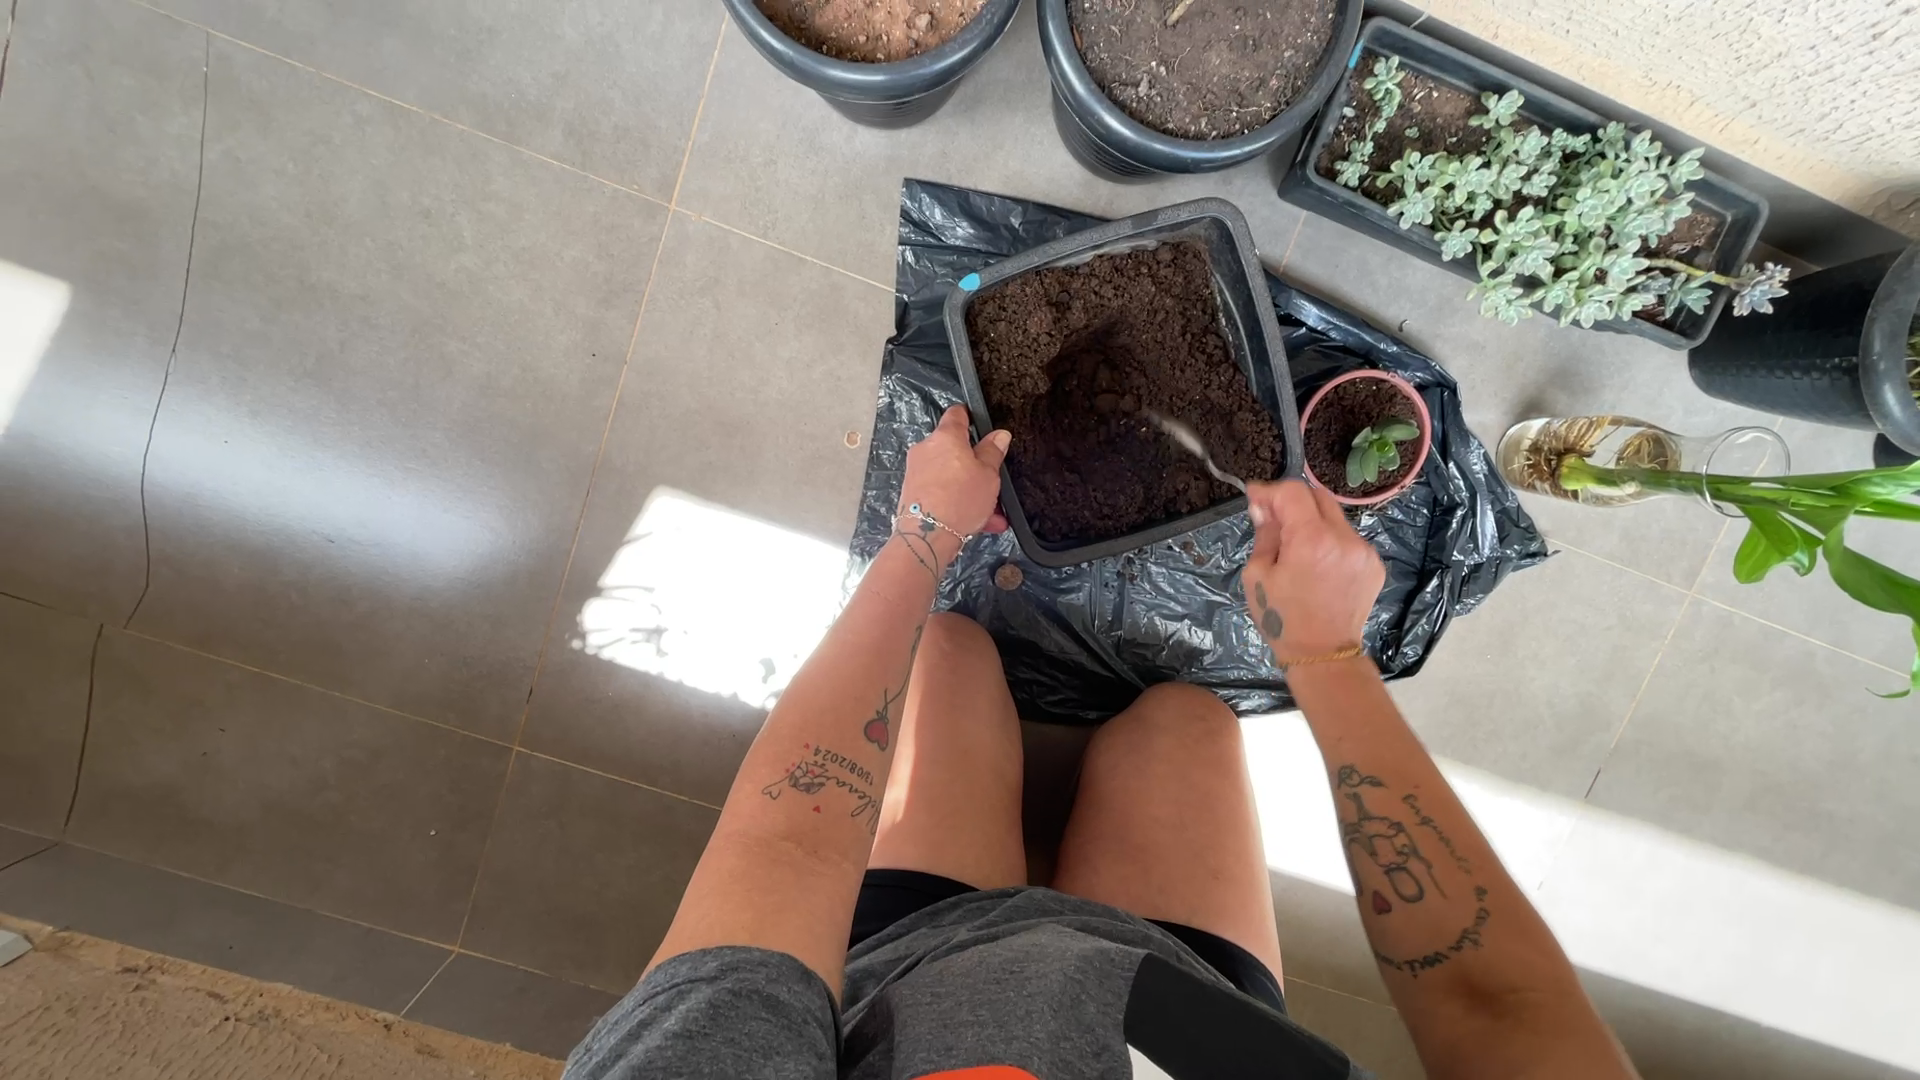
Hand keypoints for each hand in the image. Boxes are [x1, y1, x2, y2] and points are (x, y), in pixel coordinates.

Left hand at [898, 405, 1010, 541]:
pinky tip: (980, 523)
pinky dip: (959, 504)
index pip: (956, 414)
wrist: (926, 536)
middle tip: (993, 482)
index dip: (970, 416)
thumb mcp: (988, 475)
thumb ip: (993, 452)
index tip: (979, 422)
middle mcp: (926, 450)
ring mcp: (917, 472)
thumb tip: (999, 434)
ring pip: (951, 476)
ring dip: (971, 490)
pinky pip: (942, 493)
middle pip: (954, 450)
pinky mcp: (913, 493)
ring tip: (993, 513)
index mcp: (945, 437)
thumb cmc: (960, 499)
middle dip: (975, 466)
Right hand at [1241, 479, 1383, 661]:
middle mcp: (1344, 538)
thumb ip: (1264, 534)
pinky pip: (1347, 538)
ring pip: (1334, 517)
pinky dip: (1328, 540)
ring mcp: (1364, 550)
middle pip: (1318, 496)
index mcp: (1311, 540)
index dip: (1270, 490)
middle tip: (1271, 516)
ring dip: (1311, 521)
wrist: (1323, 653)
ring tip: (1294, 545)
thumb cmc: (1282, 618)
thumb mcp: (1257, 575)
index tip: (1253, 496)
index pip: (1293, 492)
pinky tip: (1316, 563)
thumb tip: (1264, 509)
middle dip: (1292, 500)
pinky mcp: (1374, 563)